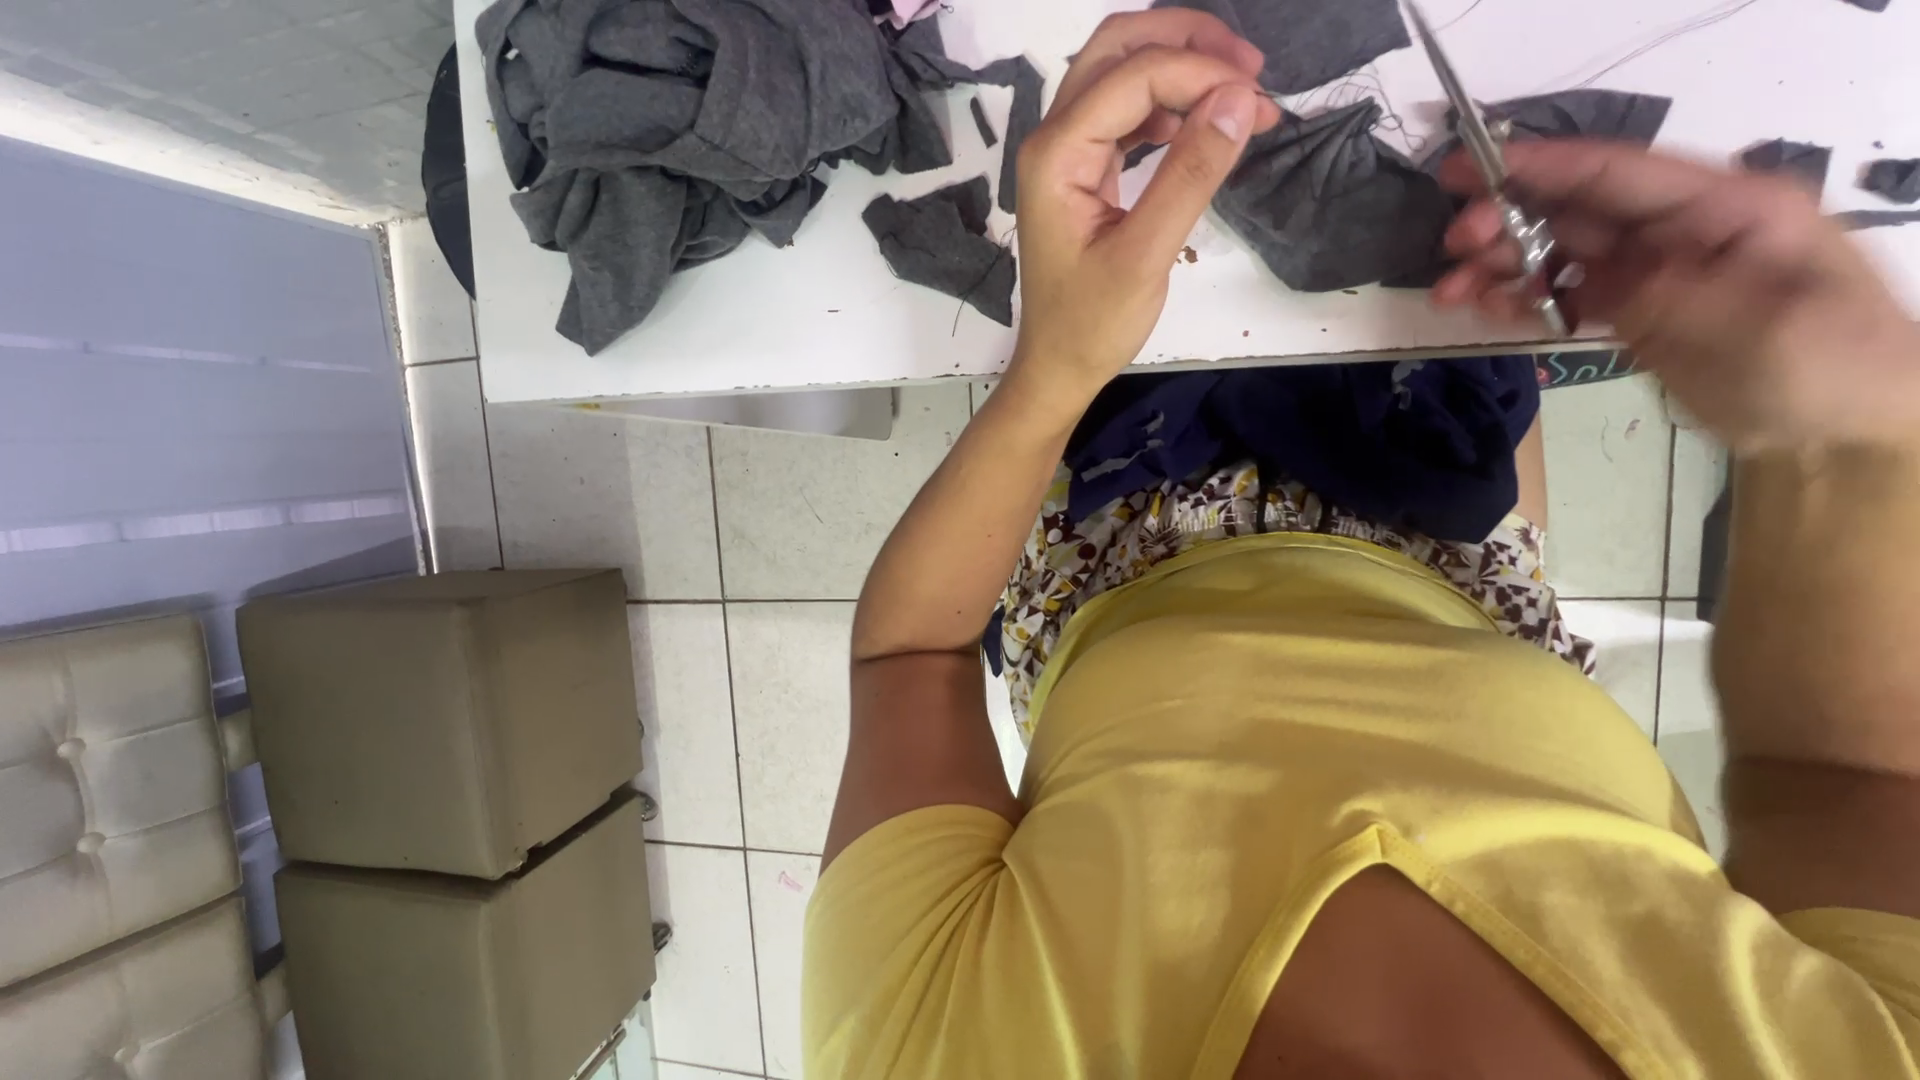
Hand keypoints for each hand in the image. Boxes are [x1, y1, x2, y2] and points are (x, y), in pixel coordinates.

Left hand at [1004, 10, 1282, 404]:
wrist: (1058, 366)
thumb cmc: (1092, 325)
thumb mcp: (1145, 256)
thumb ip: (1190, 176)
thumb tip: (1240, 99)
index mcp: (1056, 156)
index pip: (1134, 76)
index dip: (1202, 73)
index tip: (1259, 101)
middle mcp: (1052, 141)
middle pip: (1117, 49)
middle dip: (1186, 42)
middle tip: (1250, 68)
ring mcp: (1063, 155)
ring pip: (1119, 74)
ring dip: (1179, 67)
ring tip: (1238, 92)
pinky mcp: (1080, 173)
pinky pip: (1122, 114)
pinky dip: (1165, 105)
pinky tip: (1200, 123)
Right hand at [1433, 140, 1919, 450]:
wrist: (1843, 428)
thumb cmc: (1826, 367)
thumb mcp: (1761, 326)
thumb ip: (1670, 293)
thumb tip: (1595, 276)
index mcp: (1724, 209)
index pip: (1614, 173)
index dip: (1537, 166)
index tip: (1465, 169)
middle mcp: (1680, 229)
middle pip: (1572, 211)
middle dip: (1504, 222)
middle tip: (1452, 248)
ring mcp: (1652, 270)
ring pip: (1555, 252)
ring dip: (1499, 266)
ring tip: (1450, 292)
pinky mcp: (1632, 309)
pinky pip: (1561, 293)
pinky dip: (1519, 299)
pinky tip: (1486, 310)